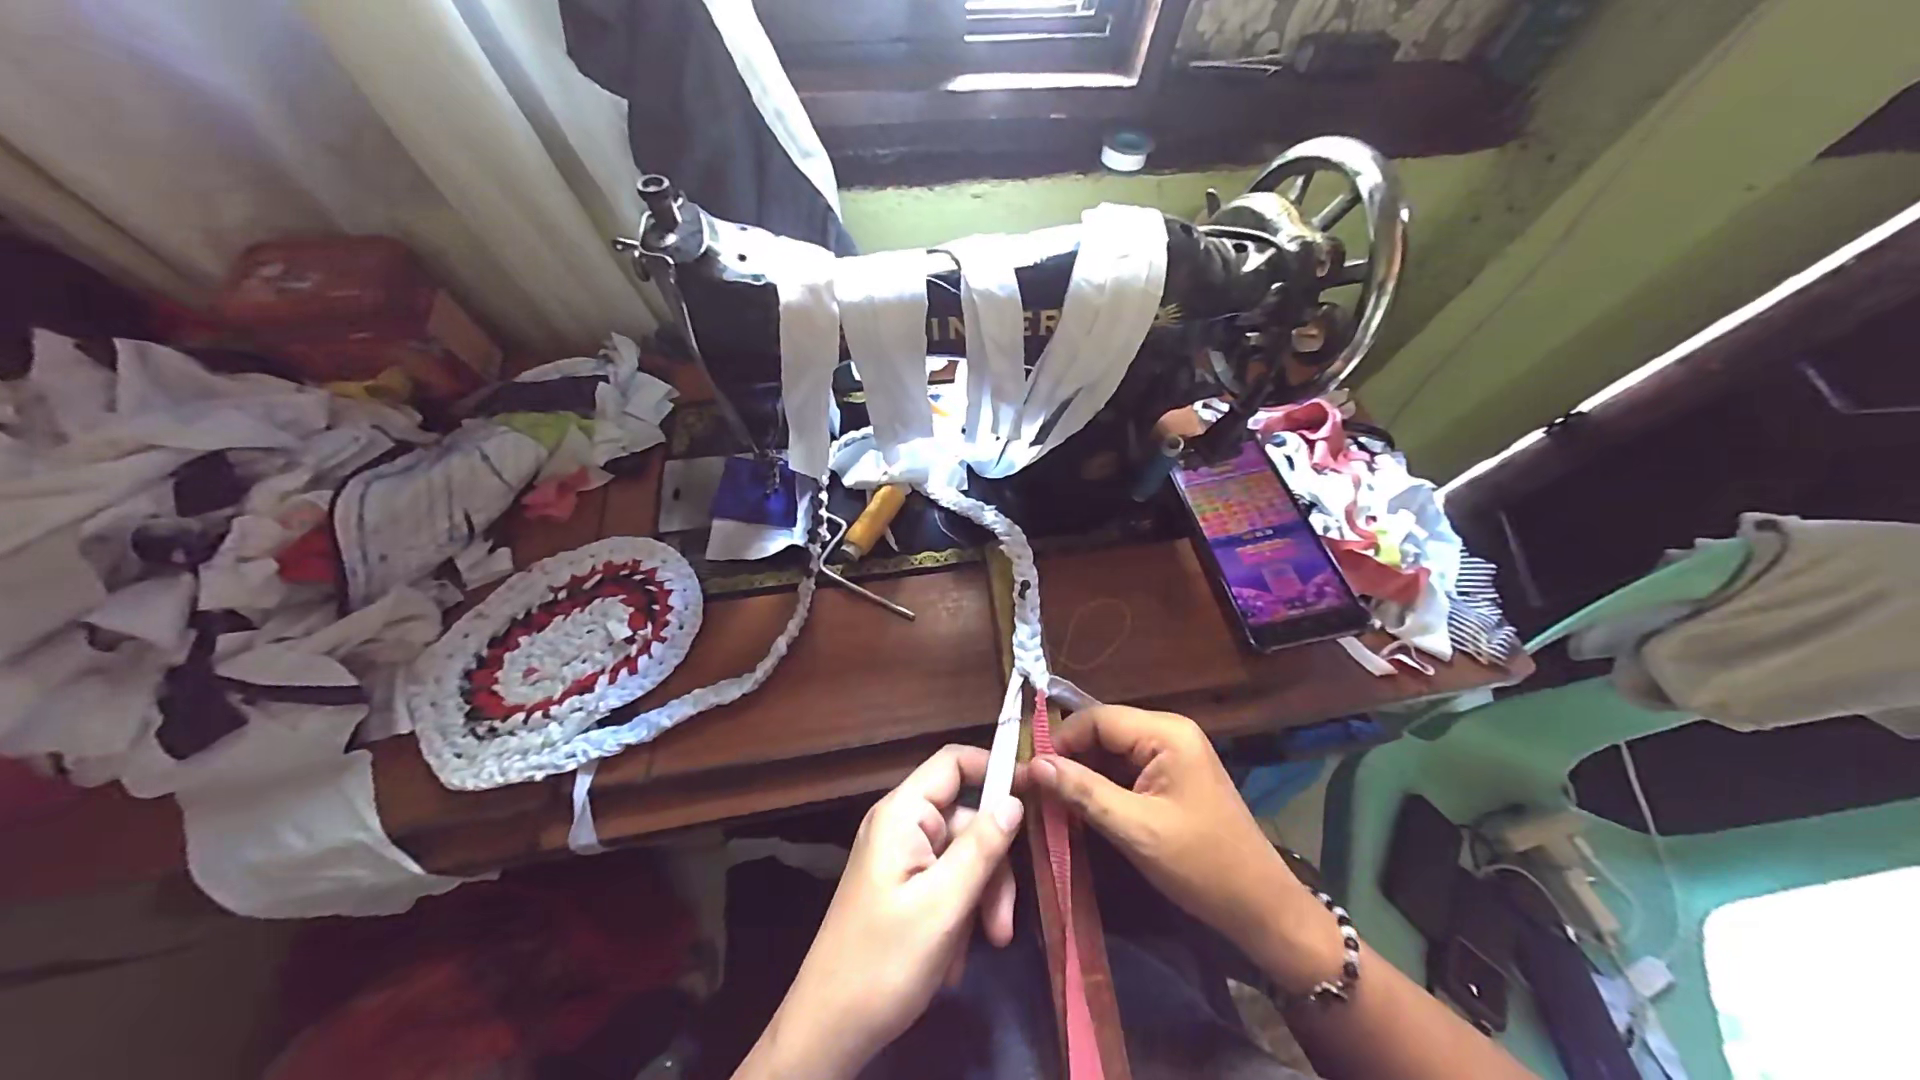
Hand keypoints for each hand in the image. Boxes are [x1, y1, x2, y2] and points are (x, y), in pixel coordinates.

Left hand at [737, 745, 1025, 1079]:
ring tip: (985, 945)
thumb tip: (1015, 800)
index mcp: (902, 815)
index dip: (995, 769)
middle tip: (1002, 923)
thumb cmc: (884, 961)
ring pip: (963, 856)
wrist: (829, 1030)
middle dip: (992, 867)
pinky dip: (960, 914)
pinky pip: (947, 883)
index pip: (953, 762)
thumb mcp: (944, 905)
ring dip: (980, 899)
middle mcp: (901, 827)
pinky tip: (954, 956)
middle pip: (967, 819)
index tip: (1036, 793)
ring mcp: (901, 858)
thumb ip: (982, 847)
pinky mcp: (903, 887)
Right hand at [1028, 705, 1342, 991]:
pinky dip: (1102, 785)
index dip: (1061, 741)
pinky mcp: (1171, 775)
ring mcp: (1172, 753)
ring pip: (1111, 750)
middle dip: (1070, 758)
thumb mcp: (1135, 829)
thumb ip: (1083, 792)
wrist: (1260, 905)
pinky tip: (1083, 807)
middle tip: (1038, 790)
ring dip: (1084, 773)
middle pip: (1103, 730)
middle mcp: (1169, 731)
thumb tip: (1034, 765)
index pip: (1097, 718)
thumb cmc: (1200, 864)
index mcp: (1166, 733)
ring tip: (1054, 800)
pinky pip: (1126, 768)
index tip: (1032, 773)